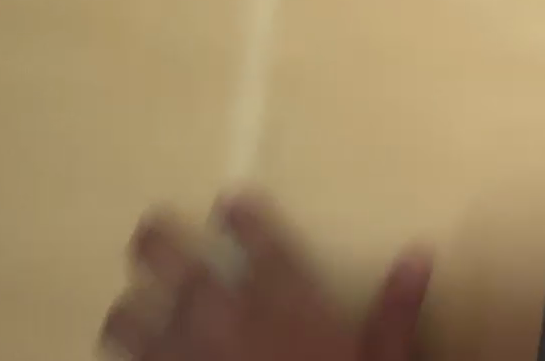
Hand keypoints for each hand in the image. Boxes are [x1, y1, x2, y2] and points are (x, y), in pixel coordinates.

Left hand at [101, 193, 431, 360]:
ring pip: (135, 323)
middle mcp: (228, 326)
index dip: (246, 220)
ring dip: (131, 307)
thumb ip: (397, 310)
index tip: (231, 199)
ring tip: (131, 300)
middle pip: (184, 274)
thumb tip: (420, 253)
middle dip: (162, 244)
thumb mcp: (384, 360)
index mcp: (287, 309)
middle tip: (150, 224)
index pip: (265, 250)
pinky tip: (131, 360)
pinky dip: (125, 359)